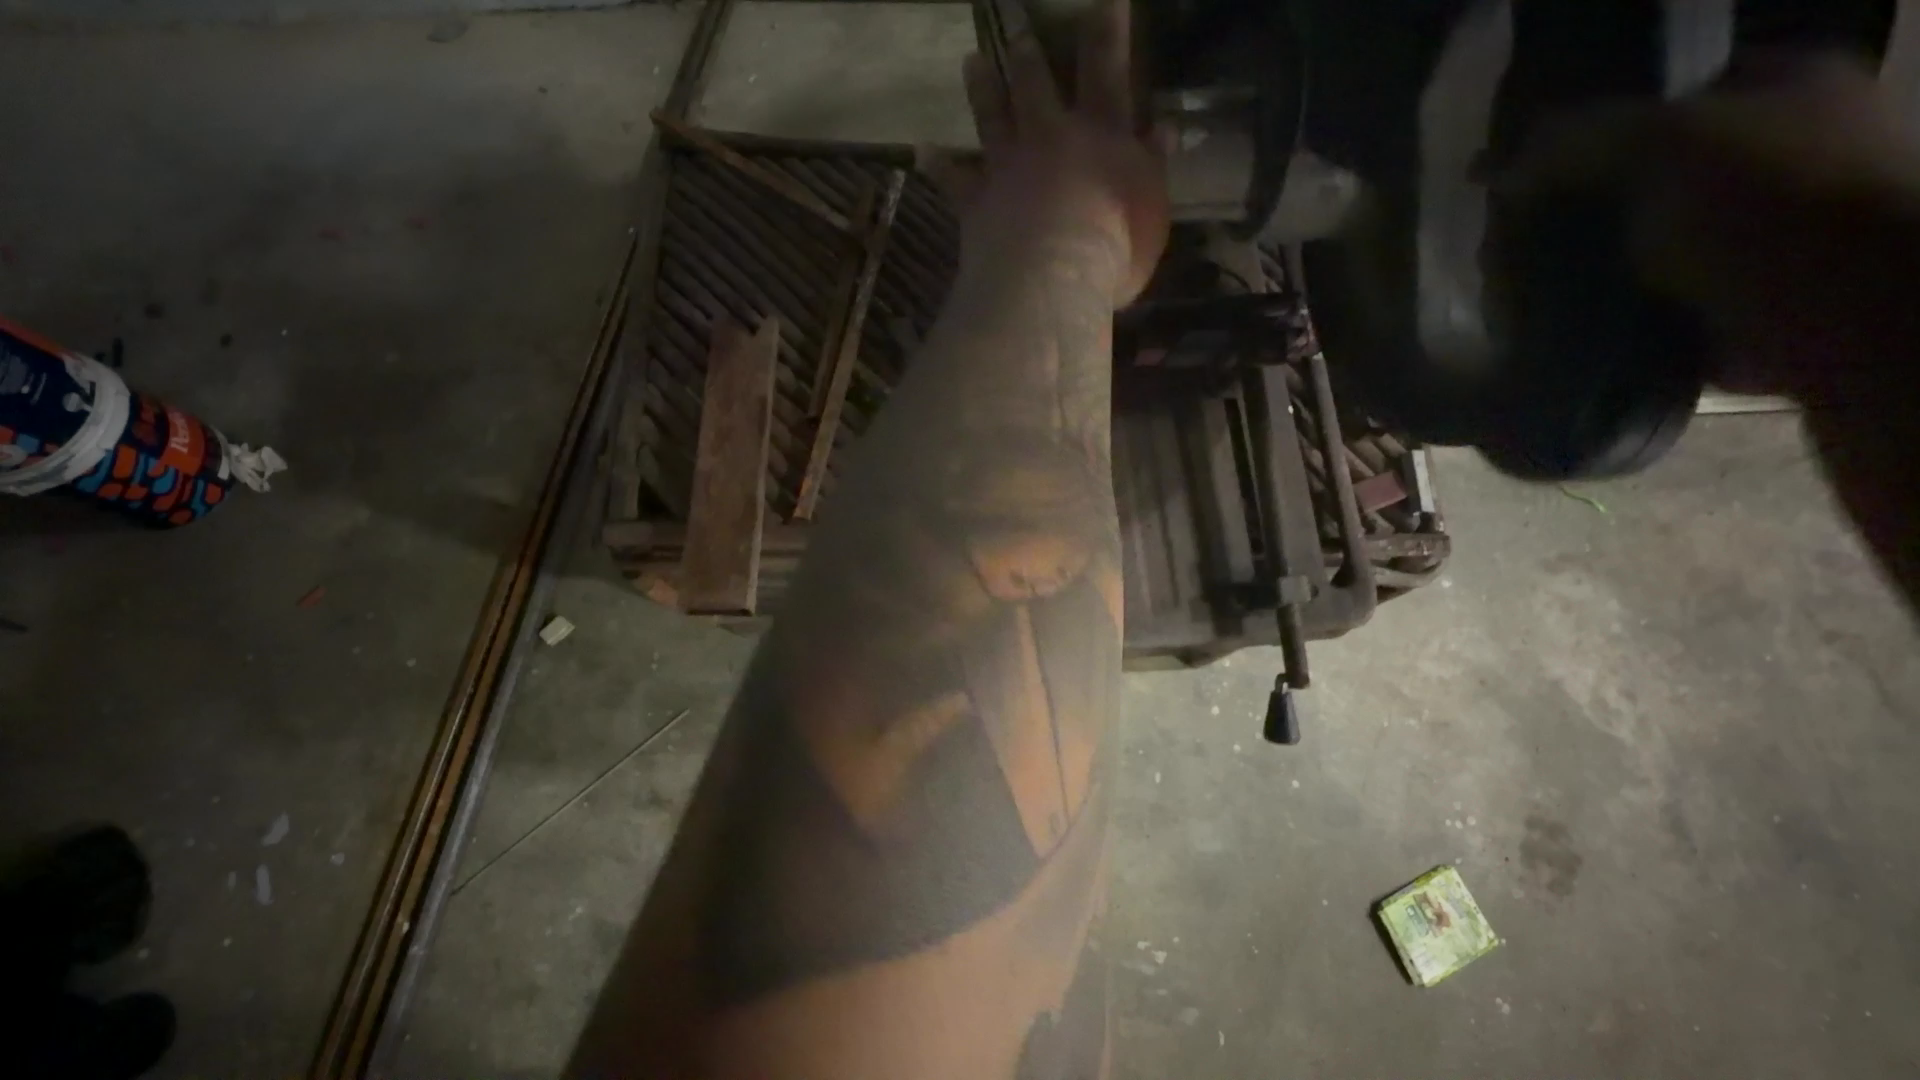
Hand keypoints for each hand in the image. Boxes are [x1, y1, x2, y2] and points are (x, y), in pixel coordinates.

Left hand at [926, 0, 1168, 305]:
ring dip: (982, 87)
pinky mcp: (976, 198)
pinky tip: (922, 151)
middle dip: (1027, 54)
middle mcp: (1050, 138)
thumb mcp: (1152, 208)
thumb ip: (1152, 166)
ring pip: (992, 116)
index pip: (1107, 70)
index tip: (1104, 1)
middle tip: (1016, 29)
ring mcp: (1008, 166)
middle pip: (1036, 84)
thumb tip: (1163, 130)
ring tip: (972, 60)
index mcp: (1101, 135)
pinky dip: (937, 163)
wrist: (1052, 278)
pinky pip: (952, 178)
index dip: (1106, 30)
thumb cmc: (1114, 249)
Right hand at [1513, 54, 1919, 402]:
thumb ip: (1573, 142)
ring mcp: (1738, 242)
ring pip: (1621, 250)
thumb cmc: (1768, 202)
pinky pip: (1628, 305)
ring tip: (1510, 287)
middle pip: (1626, 182)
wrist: (1841, 316)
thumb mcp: (1663, 140)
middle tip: (1505, 239)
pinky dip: (1587, 315)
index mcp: (1775, 91)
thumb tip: (1493, 171)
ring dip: (1566, 272)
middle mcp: (1762, 160)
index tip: (1520, 170)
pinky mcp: (1713, 307)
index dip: (1579, 132)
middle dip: (1562, 214)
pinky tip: (1539, 320)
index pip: (1652, 99)